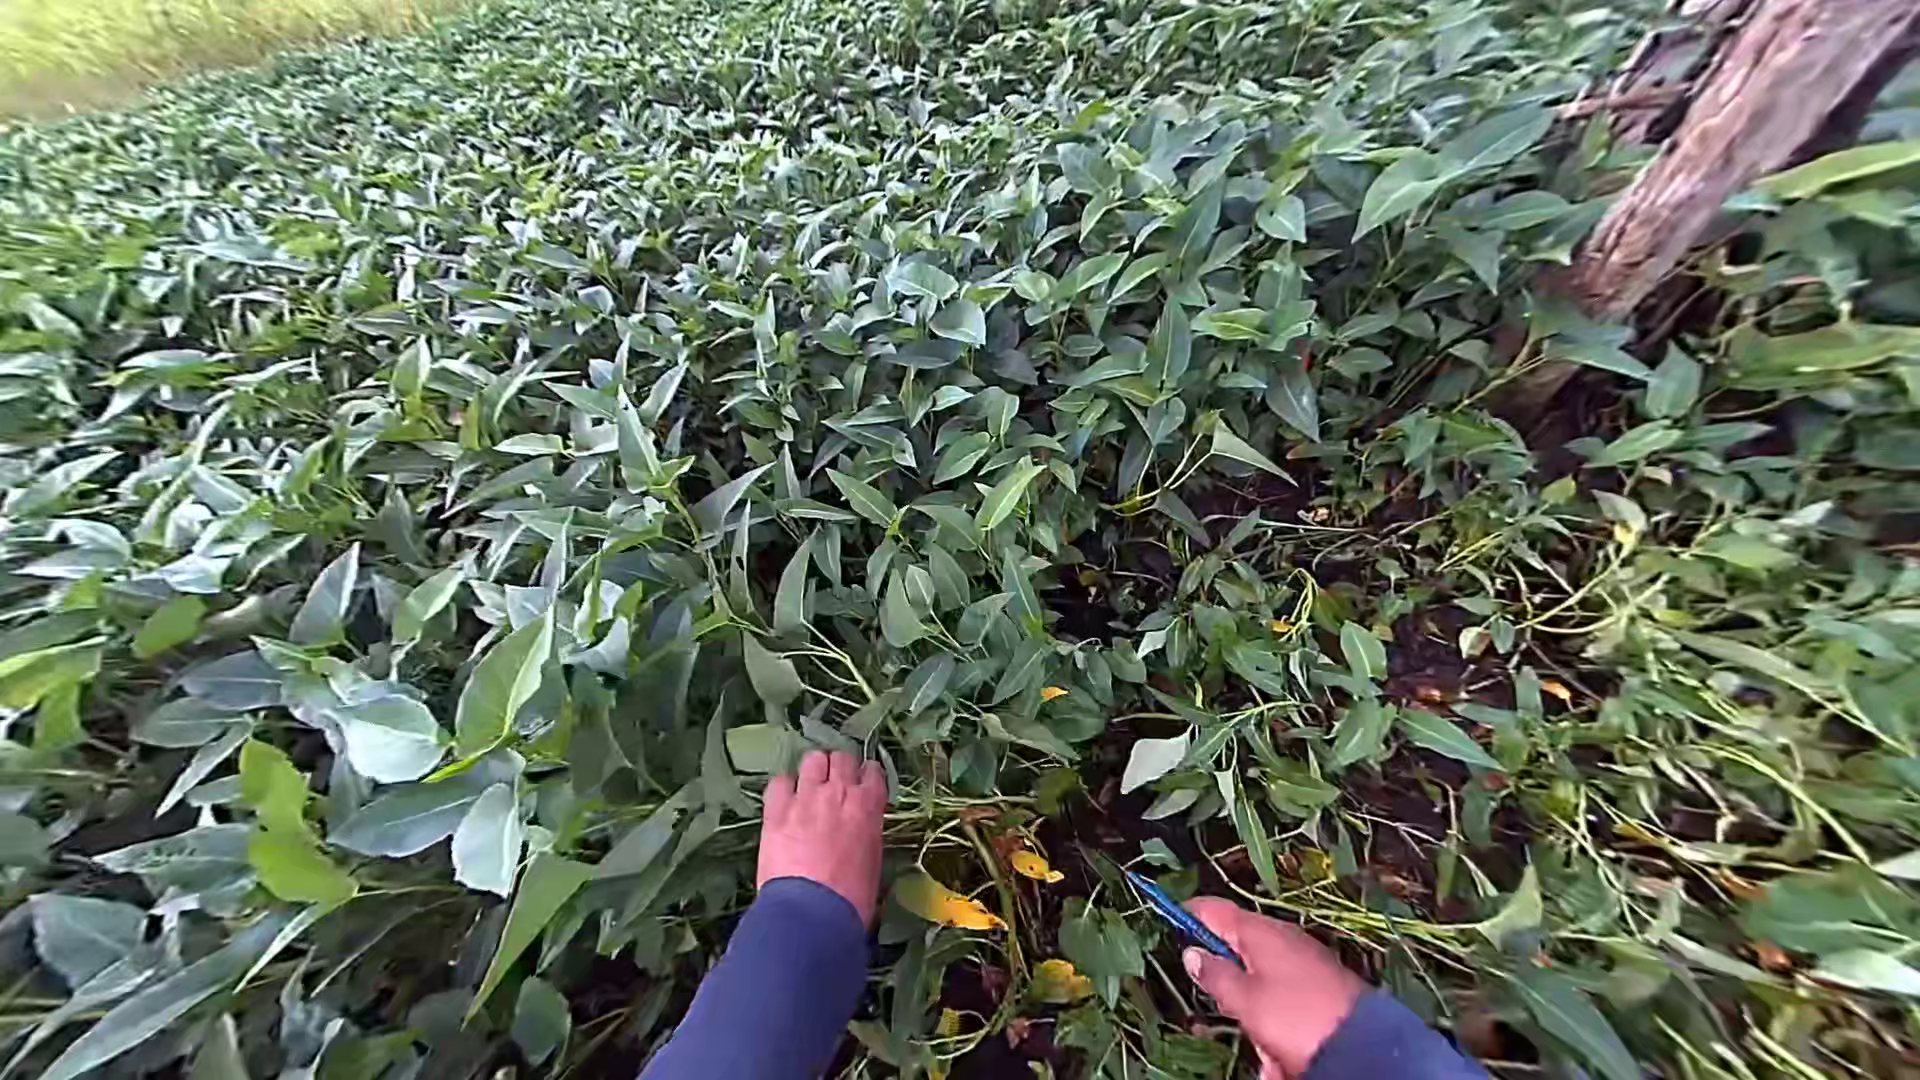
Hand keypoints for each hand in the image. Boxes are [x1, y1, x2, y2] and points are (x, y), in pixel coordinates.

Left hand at [756, 750, 887, 924]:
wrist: (812, 915)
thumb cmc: (851, 899)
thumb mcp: (872, 859)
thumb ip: (867, 832)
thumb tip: (861, 830)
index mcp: (868, 805)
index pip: (872, 771)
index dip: (866, 777)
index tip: (862, 785)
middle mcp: (839, 792)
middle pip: (842, 758)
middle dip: (839, 768)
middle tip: (834, 785)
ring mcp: (806, 797)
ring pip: (813, 760)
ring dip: (813, 770)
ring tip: (809, 786)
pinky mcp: (777, 810)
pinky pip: (779, 782)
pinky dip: (783, 788)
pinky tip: (784, 801)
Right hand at [1182, 896, 1368, 1078]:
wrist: (1375, 1053)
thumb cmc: (1299, 1018)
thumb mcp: (1247, 1001)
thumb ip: (1215, 975)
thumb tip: (1192, 953)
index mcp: (1258, 931)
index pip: (1213, 909)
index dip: (1189, 914)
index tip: (1171, 922)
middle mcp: (1280, 939)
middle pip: (1238, 953)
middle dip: (1231, 989)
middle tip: (1228, 1014)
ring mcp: (1304, 963)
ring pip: (1263, 987)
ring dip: (1258, 1021)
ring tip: (1269, 1062)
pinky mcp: (1324, 990)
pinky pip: (1288, 1005)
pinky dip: (1282, 1030)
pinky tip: (1286, 1063)